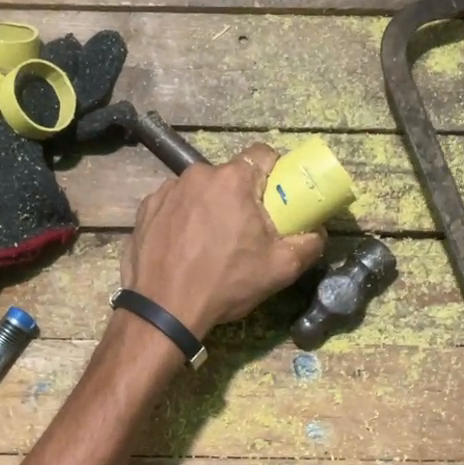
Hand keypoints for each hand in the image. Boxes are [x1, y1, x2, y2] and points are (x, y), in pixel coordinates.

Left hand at [121, 143, 325, 336]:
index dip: (273, 172)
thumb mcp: (280, 269)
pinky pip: (174, 205)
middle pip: (230, 176)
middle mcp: (197, 175)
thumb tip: (318, 232)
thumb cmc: (224, 283)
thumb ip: (308, 244)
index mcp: (233, 180)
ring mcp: (167, 190)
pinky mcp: (145, 208)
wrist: (163, 310)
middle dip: (241, 196)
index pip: (262, 155)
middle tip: (244, 230)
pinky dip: (182, 218)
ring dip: (210, 207)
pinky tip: (183, 247)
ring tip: (209, 243)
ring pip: (200, 190)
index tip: (275, 197)